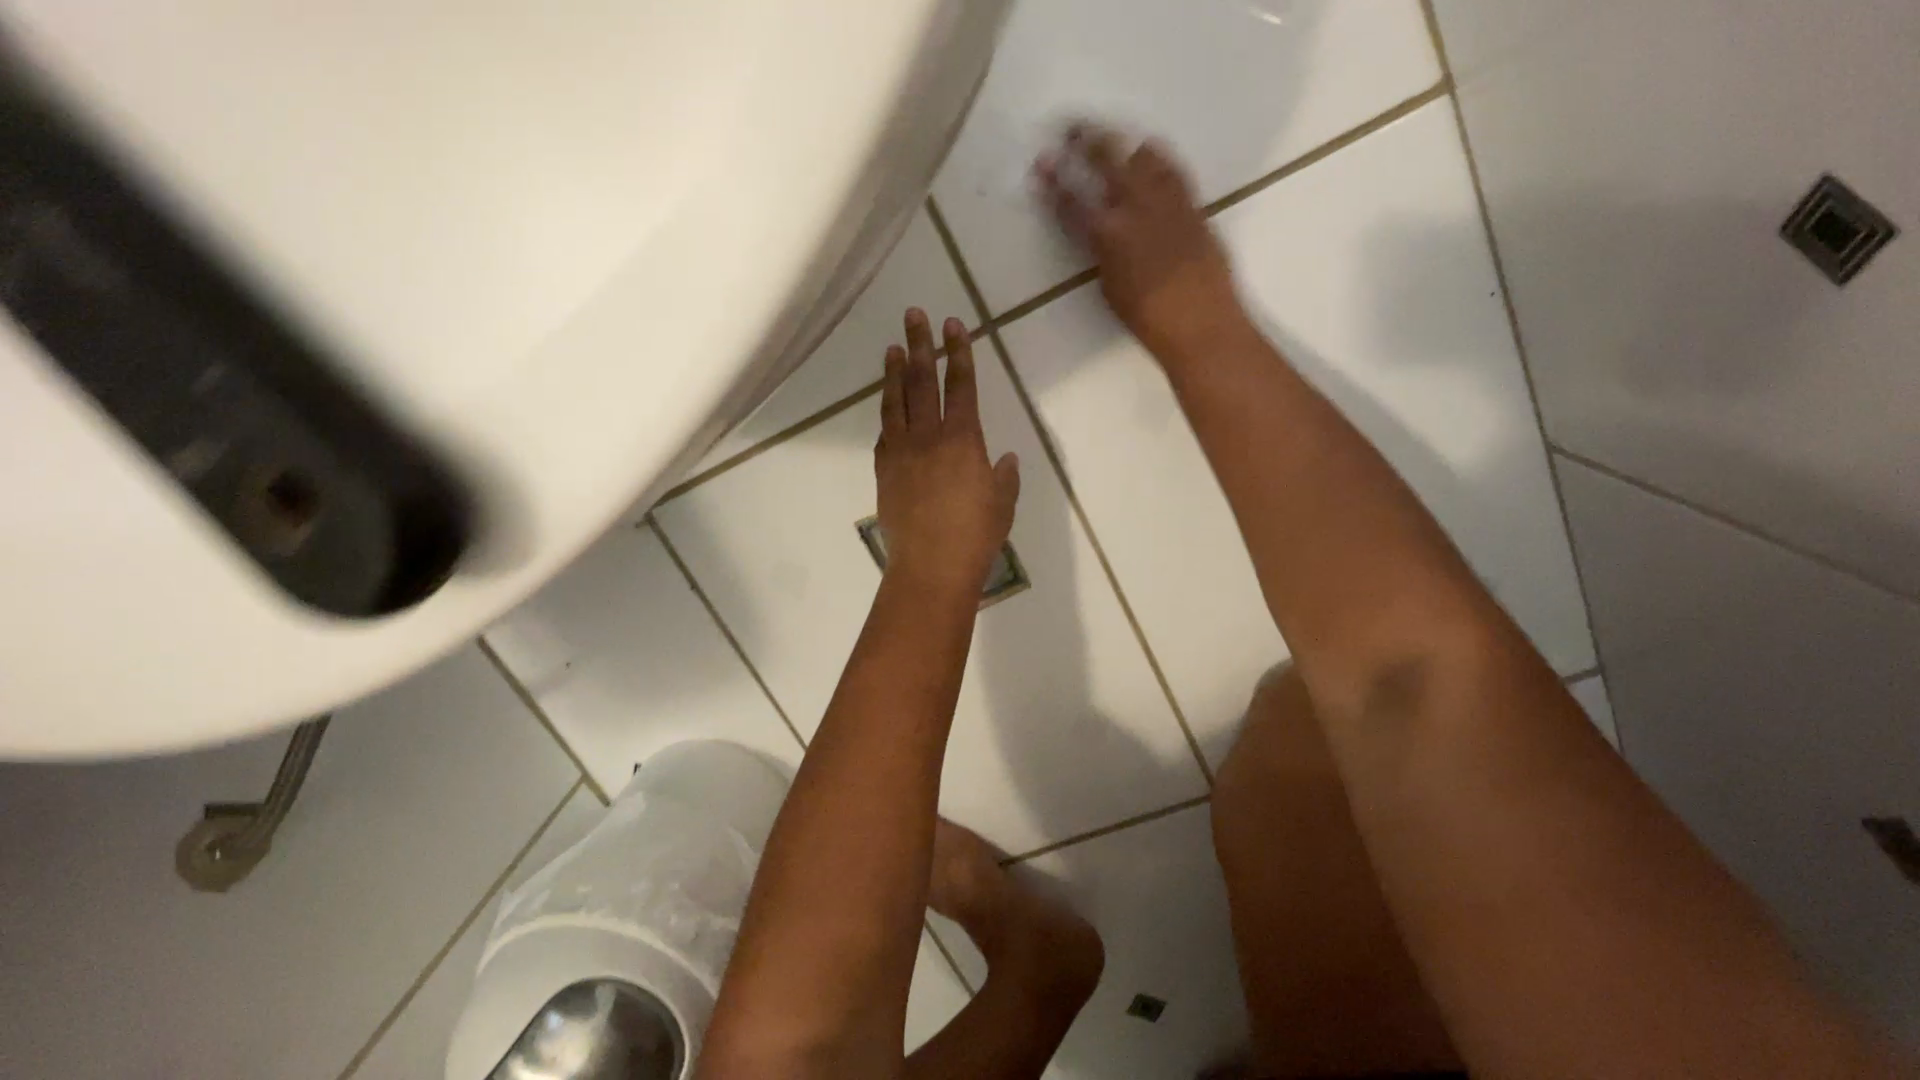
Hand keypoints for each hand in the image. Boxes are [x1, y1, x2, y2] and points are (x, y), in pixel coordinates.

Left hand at [875, 309, 1020, 595]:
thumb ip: (1003, 477)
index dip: (958, 352)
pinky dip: (886, 414)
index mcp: (963, 439)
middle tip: (913, 315)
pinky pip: (884, 433)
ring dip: (893, 371)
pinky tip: (887, 406)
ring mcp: (901, 452)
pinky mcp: (884, 472)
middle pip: (921, 381)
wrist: (930, 566)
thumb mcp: (1002, 503)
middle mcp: (928, 436)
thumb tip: (1003, 459)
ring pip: (895, 402)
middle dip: (919, 344)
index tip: (952, 325)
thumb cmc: (976, 536)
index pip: (960, 384)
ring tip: (892, 347)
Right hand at [1037, 123, 1250, 361]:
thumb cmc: (1148, 319)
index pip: (1071, 200)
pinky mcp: (1193, 205)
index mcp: (1107, 236)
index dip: (1053, 180)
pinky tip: (1149, 153)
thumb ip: (1100, 253)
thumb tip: (1097, 232)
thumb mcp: (1109, 288)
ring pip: (1142, 156)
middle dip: (1084, 141)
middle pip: (1105, 161)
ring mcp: (1167, 202)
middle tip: (1070, 127)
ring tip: (1109, 133)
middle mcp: (1135, 209)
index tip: (1041, 163)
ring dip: (1122, 142)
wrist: (1203, 323)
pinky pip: (1172, 169)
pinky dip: (1156, 158)